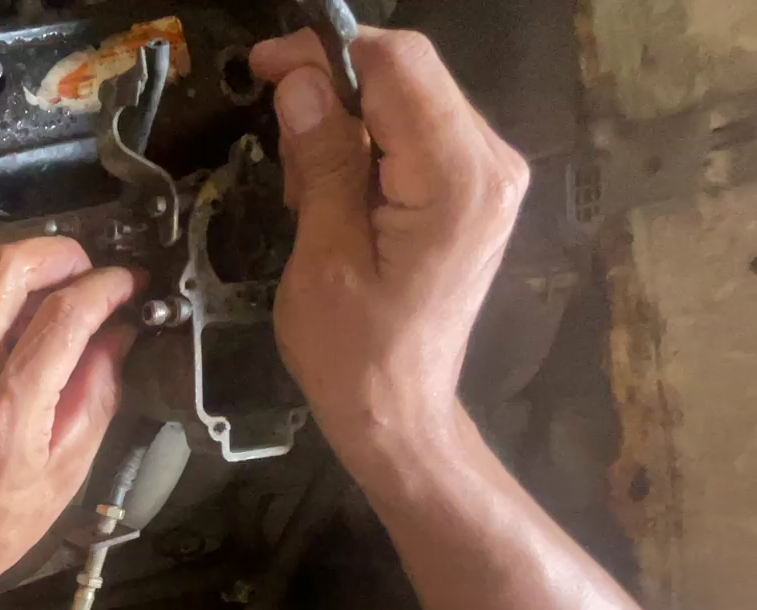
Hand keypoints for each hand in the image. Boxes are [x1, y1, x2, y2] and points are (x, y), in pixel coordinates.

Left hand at [0, 237, 141, 595]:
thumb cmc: (2, 525)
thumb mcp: (68, 470)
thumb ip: (97, 393)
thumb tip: (116, 332)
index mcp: (7, 414)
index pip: (62, 317)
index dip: (105, 287)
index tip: (130, 283)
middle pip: (4, 271)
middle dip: (58, 253)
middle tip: (90, 272)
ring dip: (24, 274)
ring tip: (61, 297)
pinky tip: (22, 325)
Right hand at [250, 28, 528, 477]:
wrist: (395, 412)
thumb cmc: (351, 351)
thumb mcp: (322, 259)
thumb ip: (322, 164)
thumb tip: (301, 82)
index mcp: (458, 177)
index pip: (400, 67)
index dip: (328, 51)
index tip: (265, 65)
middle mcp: (492, 161)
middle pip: (407, 81)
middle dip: (332, 98)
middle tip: (278, 153)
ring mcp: (488, 178)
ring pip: (406, 110)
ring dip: (342, 135)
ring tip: (303, 199)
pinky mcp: (471, 196)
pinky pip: (413, 145)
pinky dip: (363, 159)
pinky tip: (333, 204)